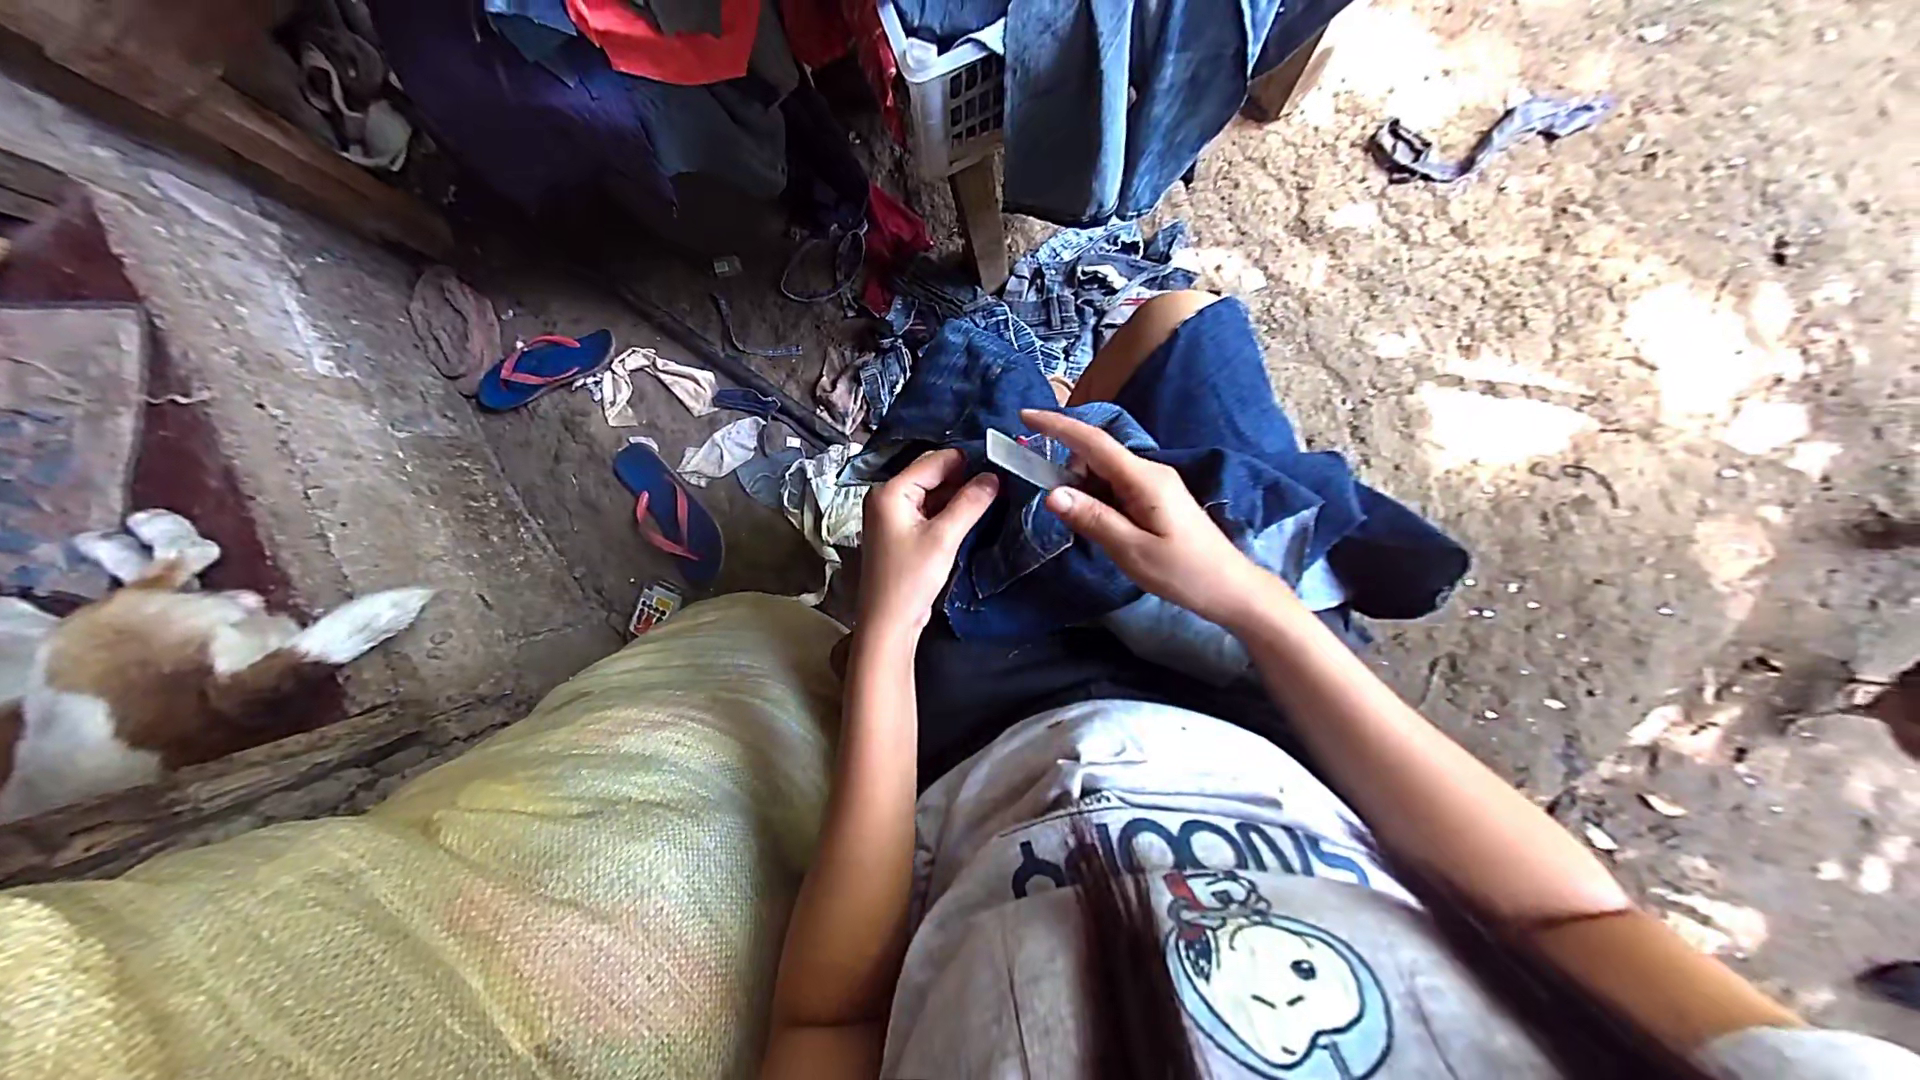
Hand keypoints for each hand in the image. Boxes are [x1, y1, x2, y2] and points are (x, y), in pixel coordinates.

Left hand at [859, 448, 998, 635]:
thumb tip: (993, 476)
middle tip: (999, 481)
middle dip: (964, 478)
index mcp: (891, 491)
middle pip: (932, 475)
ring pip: (932, 493)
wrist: (888, 622)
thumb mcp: (944, 538)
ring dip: (958, 495)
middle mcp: (887, 497)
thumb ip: (969, 503)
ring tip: (992, 496)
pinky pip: (928, 510)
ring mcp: (892, 515)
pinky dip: (948, 511)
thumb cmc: (910, 578)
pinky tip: (972, 514)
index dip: (967, 461)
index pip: (934, 461)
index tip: (999, 463)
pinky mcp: (901, 532)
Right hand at [1021, 409, 1282, 627]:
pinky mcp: (1154, 498)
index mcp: (1143, 479)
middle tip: (1065, 516)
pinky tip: (1105, 529)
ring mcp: (1153, 484)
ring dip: (1084, 493)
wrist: (1230, 588)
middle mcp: (1148, 472)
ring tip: (1092, 532)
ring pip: (1102, 474)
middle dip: (1068, 474)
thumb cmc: (1184, 573)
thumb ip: (1092, 519)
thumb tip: (1052, 493)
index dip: (1057, 426)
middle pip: (1094, 457)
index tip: (1025, 416)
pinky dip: (1097, 502)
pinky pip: (1114, 488)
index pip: (1093, 442)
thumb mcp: (1132, 550)